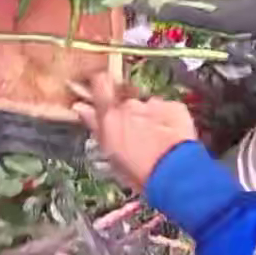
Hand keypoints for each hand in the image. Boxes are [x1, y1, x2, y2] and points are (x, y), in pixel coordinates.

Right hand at [71, 74, 198, 189]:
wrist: (173, 172)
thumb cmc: (139, 170)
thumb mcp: (109, 153)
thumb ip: (95, 125)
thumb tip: (81, 109)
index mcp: (110, 116)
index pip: (100, 84)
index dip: (101, 83)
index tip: (101, 85)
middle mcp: (130, 105)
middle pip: (126, 102)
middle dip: (130, 114)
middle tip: (135, 135)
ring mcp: (153, 104)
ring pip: (148, 107)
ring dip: (150, 119)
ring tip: (155, 141)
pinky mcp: (174, 107)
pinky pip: (168, 110)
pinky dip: (169, 121)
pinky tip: (170, 138)